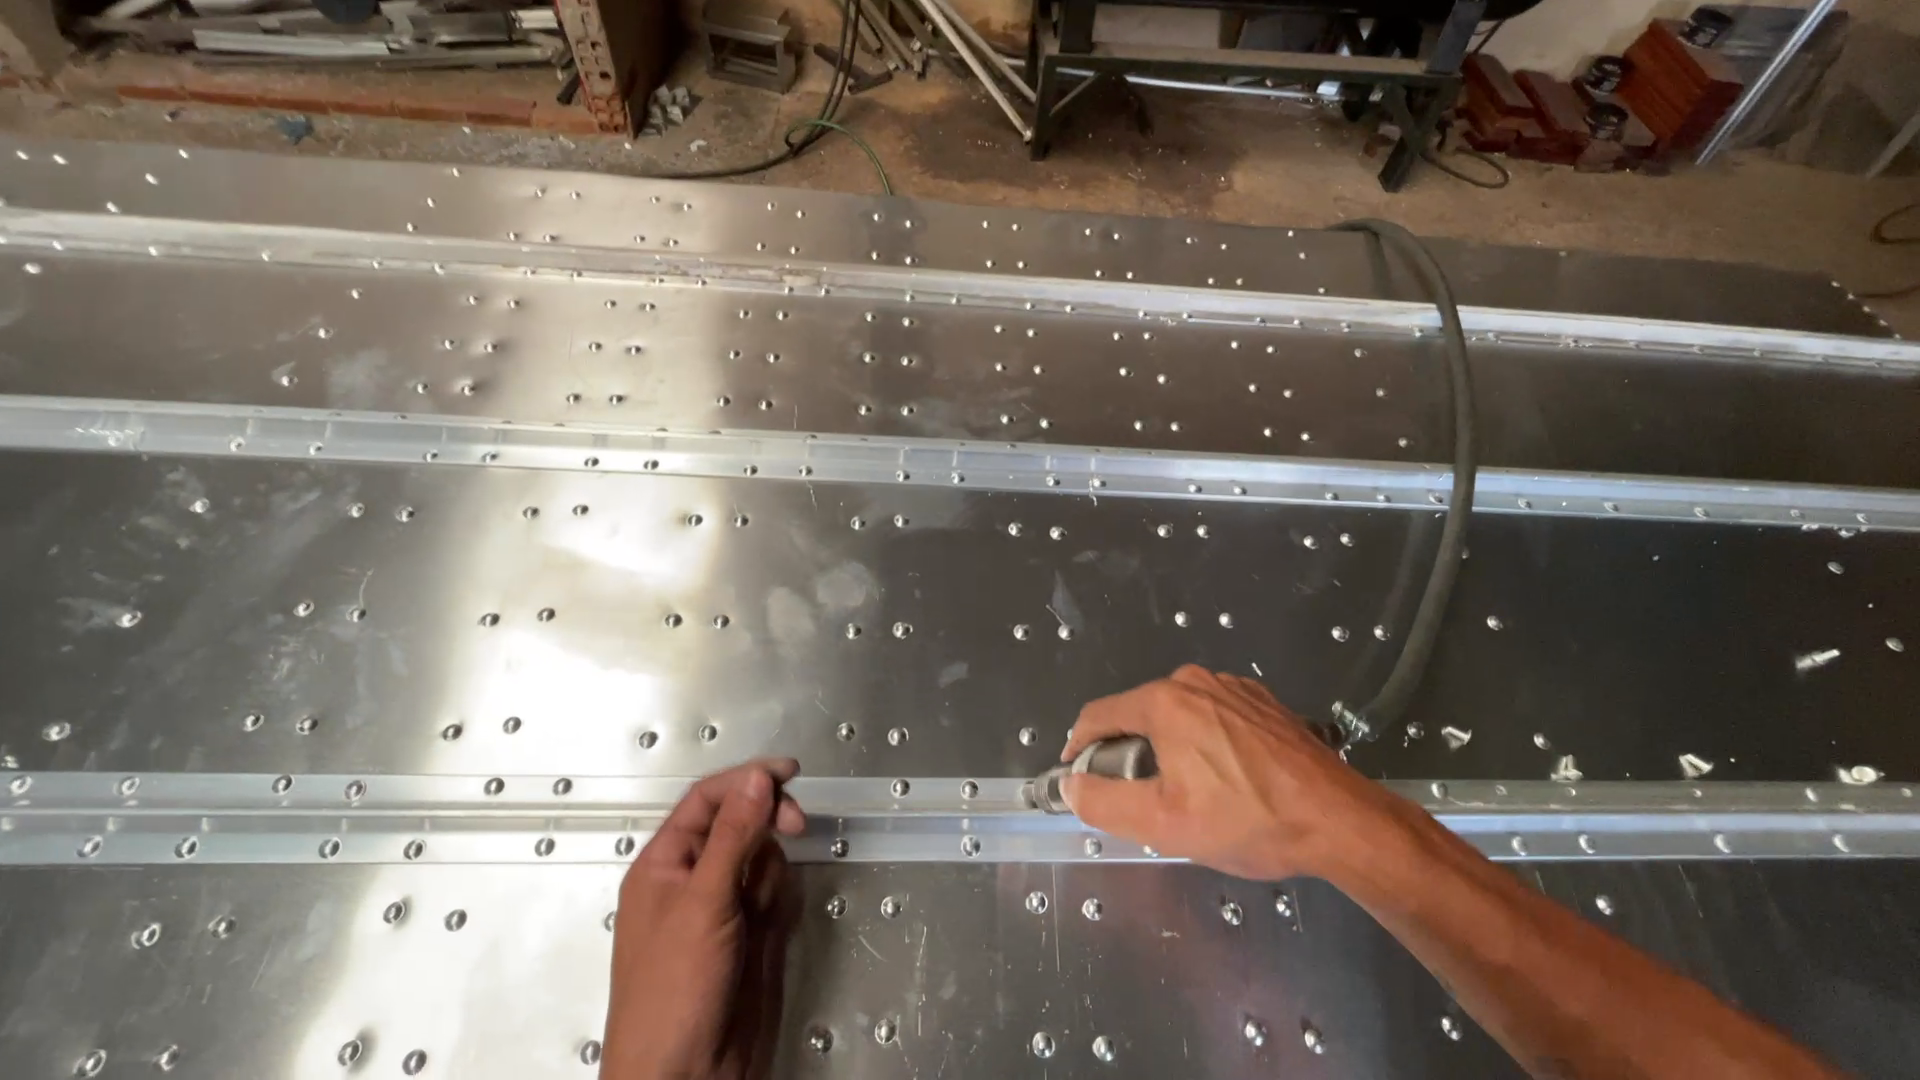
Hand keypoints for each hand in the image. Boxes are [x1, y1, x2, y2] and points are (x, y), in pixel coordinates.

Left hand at [602, 761, 807, 1079]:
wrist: (687, 1079)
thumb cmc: (672, 995)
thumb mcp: (704, 902)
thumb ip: (733, 834)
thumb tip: (756, 779)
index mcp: (664, 864)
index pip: (708, 799)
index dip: (747, 779)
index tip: (789, 772)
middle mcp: (692, 880)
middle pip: (739, 823)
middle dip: (767, 823)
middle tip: (795, 825)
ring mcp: (721, 908)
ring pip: (761, 858)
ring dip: (771, 872)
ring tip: (760, 910)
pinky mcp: (747, 934)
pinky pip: (772, 894)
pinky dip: (778, 902)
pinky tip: (768, 928)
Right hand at [1061, 664, 1401, 881]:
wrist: (1339, 820)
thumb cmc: (1247, 819)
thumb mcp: (1162, 824)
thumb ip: (1104, 802)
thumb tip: (1073, 785)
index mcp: (1164, 702)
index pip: (1099, 715)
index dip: (1079, 746)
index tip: (1076, 774)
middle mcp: (1196, 682)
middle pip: (1138, 713)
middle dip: (1127, 752)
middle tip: (1140, 797)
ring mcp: (1234, 687)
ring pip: (1177, 715)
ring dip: (1167, 747)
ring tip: (1187, 792)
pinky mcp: (1263, 702)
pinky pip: (1213, 716)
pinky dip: (1203, 741)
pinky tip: (1225, 778)